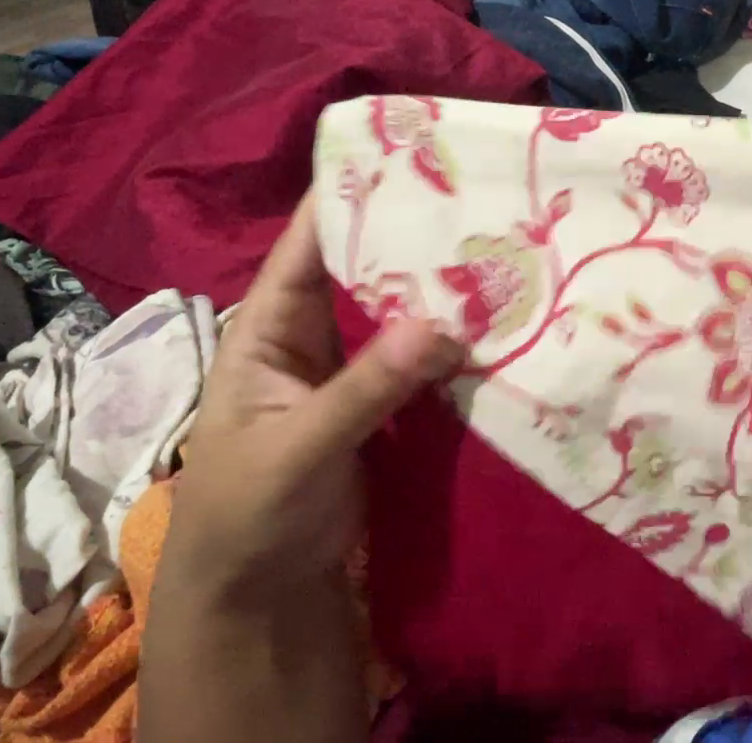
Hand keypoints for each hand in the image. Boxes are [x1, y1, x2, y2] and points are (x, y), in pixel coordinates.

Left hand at [161, 191, 463, 601]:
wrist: (261, 597)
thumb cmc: (249, 514)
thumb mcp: (296, 447)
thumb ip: (364, 389)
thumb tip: (440, 325)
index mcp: (270, 328)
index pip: (309, 245)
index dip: (348, 197)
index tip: (405, 154)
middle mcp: (314, 335)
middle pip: (365, 271)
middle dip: (413, 239)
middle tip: (479, 201)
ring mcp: (354, 370)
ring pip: (400, 314)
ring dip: (441, 291)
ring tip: (502, 250)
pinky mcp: (387, 404)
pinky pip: (423, 359)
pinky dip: (454, 342)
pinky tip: (497, 324)